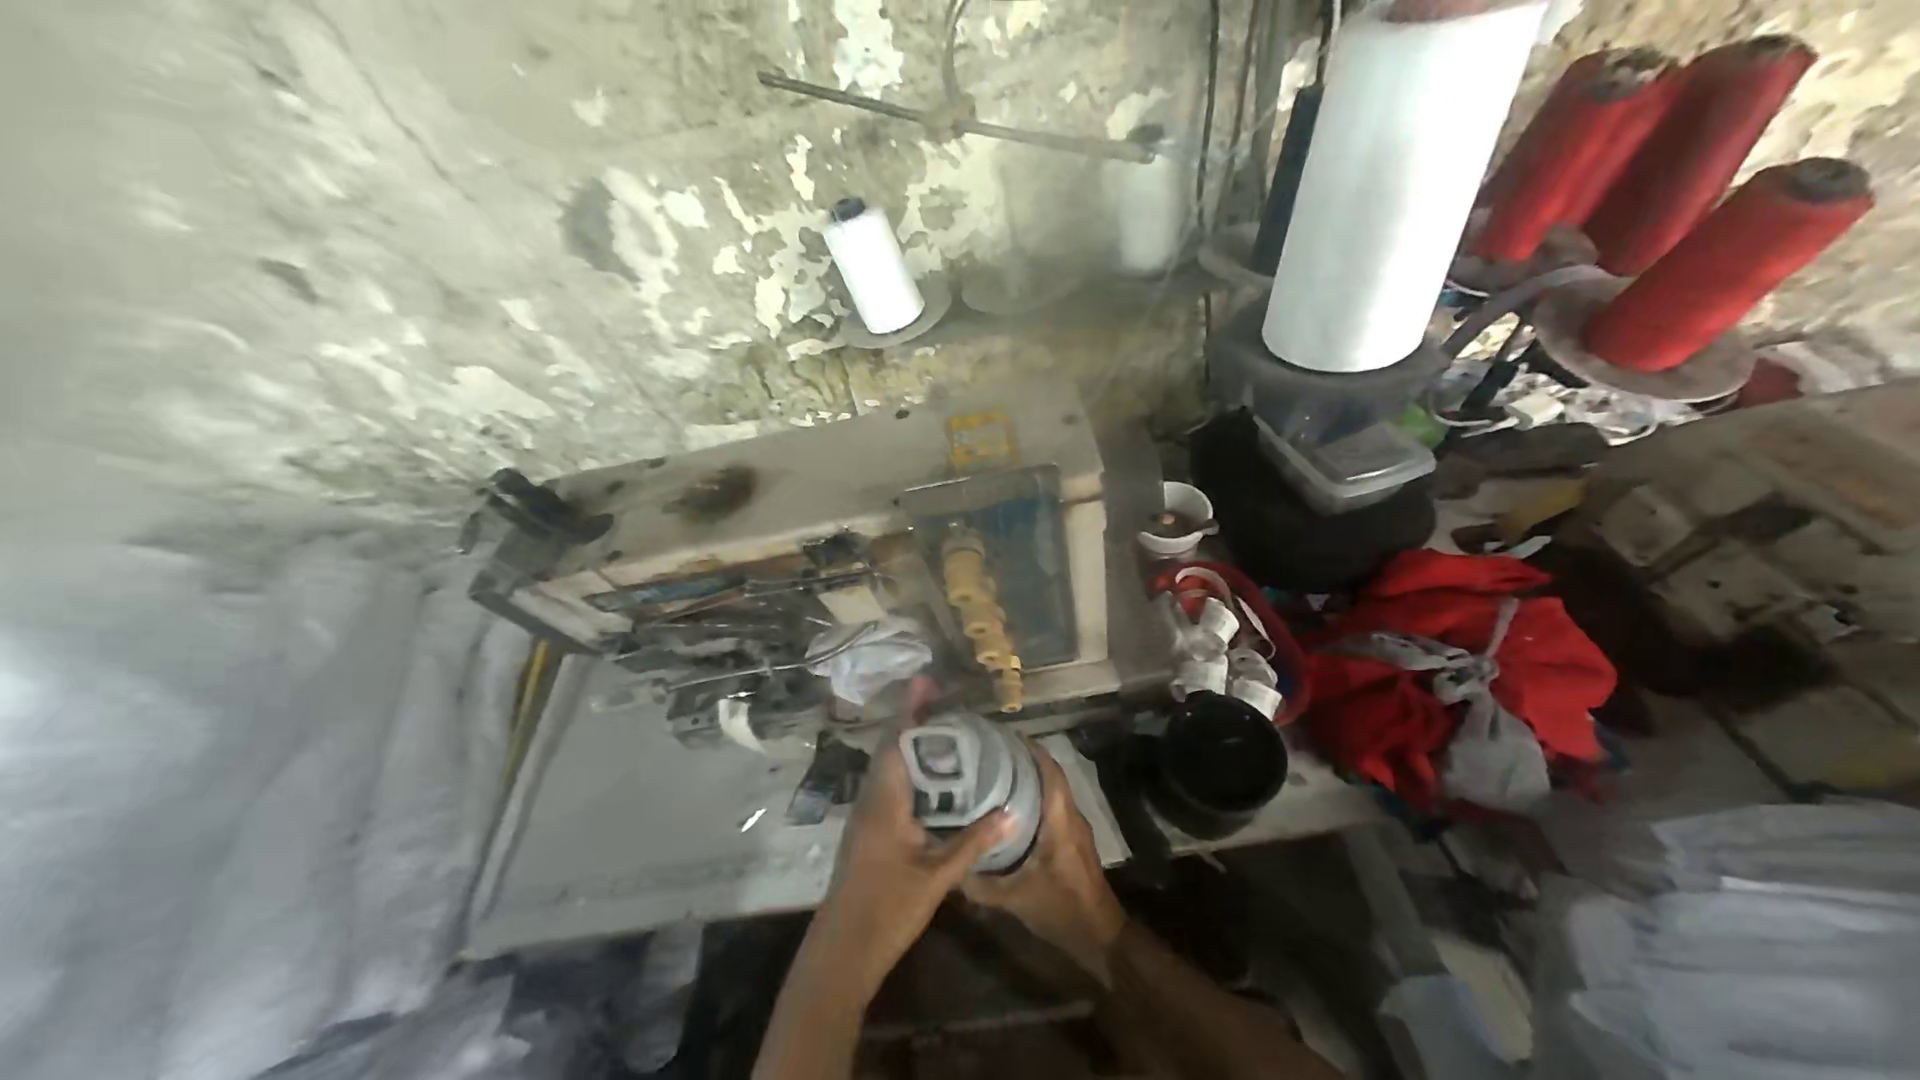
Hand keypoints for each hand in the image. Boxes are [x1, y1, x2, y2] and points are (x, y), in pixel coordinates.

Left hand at [810, 716, 1013, 995]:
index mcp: (885, 801)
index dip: (911, 710)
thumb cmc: (888, 909)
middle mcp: (871, 799)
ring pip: (890, 766)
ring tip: (945, 729)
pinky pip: (891, 785)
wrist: (844, 949)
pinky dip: (912, 769)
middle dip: (915, 720)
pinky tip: (935, 778)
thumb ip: (974, 841)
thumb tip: (1011, 811)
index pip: (897, 742)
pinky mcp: (869, 828)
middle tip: (945, 699)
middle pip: (892, 747)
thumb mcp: (938, 876)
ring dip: (913, 744)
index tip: (926, 681)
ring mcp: (867, 814)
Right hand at [963, 745, 1126, 978]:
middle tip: (993, 753)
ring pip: (1055, 790)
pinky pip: (1055, 806)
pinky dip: (1037, 797)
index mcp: (1060, 821)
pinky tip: (1013, 806)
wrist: (1100, 937)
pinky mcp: (1074, 840)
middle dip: (1026, 760)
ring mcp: (1076, 829)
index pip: (1050, 772)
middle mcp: (1071, 817)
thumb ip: (980, 885)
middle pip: (1052, 776)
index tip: (1005, 737)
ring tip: (998, 773)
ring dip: (1032, 778)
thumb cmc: (1060, 910)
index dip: (1032, 751)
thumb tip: (949, 868)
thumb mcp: (1014, 900)